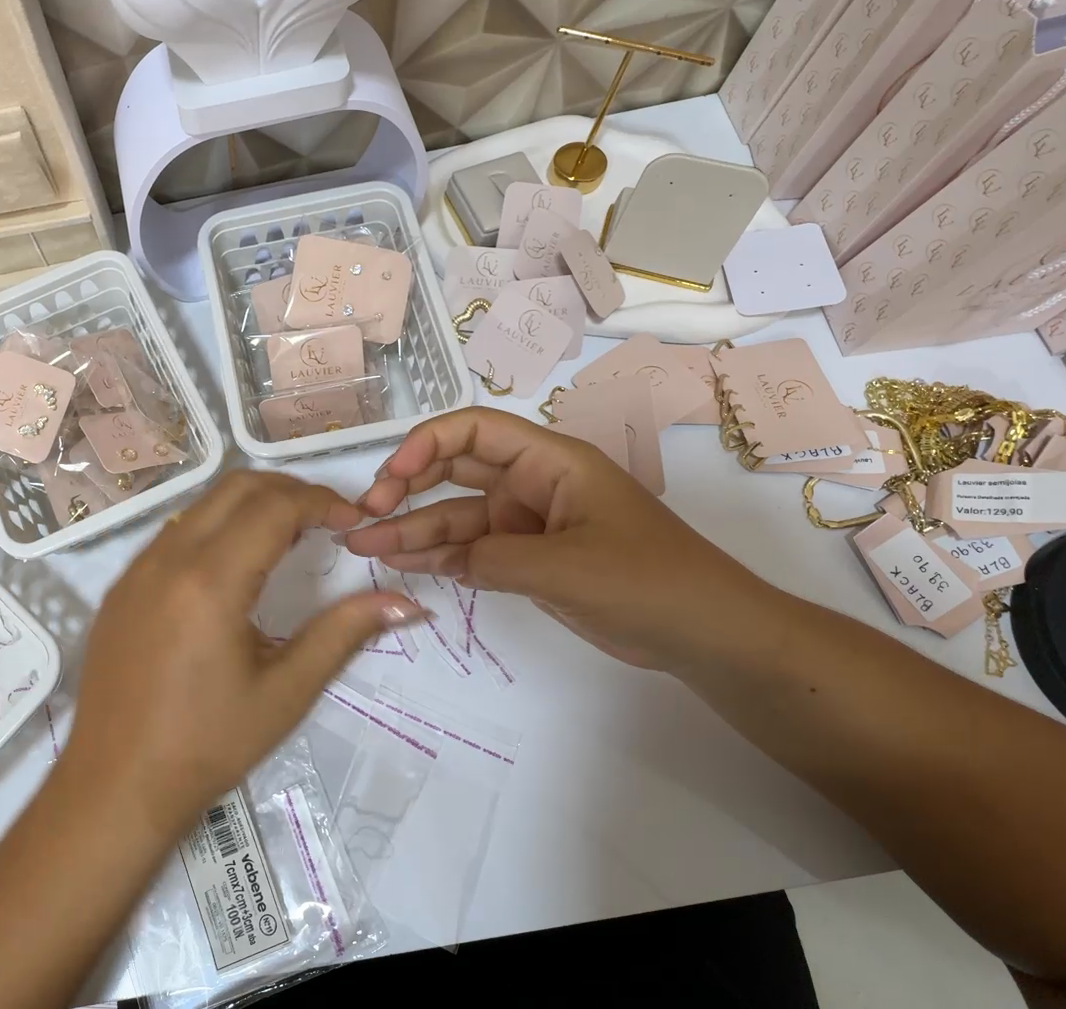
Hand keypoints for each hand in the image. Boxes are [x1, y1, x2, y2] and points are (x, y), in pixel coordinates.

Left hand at [63, 470, 426, 829]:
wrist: (116, 785)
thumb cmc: (207, 745)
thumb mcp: (285, 692)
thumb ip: (343, 633)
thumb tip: (406, 603)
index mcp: (210, 581)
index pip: (274, 507)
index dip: (321, 502)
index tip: (355, 521)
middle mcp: (167, 559)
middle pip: (236, 488)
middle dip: (288, 490)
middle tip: (327, 521)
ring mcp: (135, 571)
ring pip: (201, 506)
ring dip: (249, 506)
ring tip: (288, 539)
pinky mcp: (120, 590)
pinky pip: (173, 534)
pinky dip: (214, 529)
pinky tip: (234, 571)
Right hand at [341, 407, 779, 670]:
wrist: (704, 634)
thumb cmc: (648, 581)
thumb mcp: (565, 566)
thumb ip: (493, 558)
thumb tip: (447, 559)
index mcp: (550, 462)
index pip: (474, 431)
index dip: (425, 445)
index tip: (390, 479)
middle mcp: (532, 485)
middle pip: (454, 470)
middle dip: (406, 487)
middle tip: (364, 515)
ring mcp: (526, 524)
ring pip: (455, 517)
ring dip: (411, 529)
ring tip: (362, 546)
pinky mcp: (525, 560)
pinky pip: (469, 552)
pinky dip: (436, 558)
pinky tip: (399, 564)